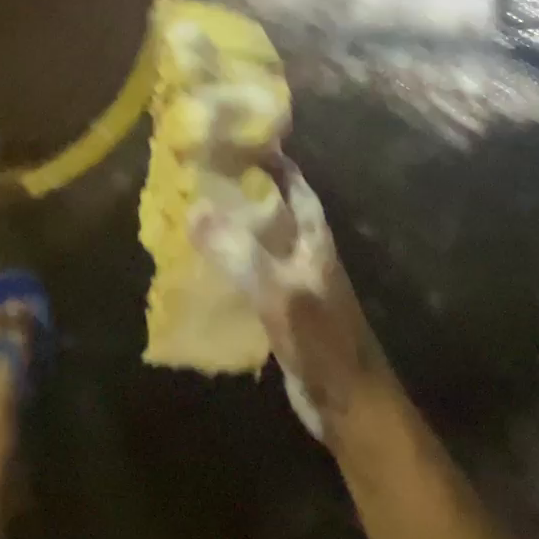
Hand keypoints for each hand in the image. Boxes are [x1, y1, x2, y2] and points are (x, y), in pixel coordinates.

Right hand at [192, 160, 393, 436]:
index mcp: (313, 235)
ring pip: (260, 238)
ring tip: (190, 209)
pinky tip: (199, 264)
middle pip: (273, 206)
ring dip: (232, 224)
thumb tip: (194, 208)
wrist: (349, 402)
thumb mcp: (278, 292)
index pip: (292, 180)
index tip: (231, 136)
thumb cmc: (322, 341)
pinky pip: (251, 272)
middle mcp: (305, 249)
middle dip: (241, 186)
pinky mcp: (282, 308)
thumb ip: (239, 252)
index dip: (267, 156)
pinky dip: (228, 261)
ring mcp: (294, 279)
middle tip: (196, 170)